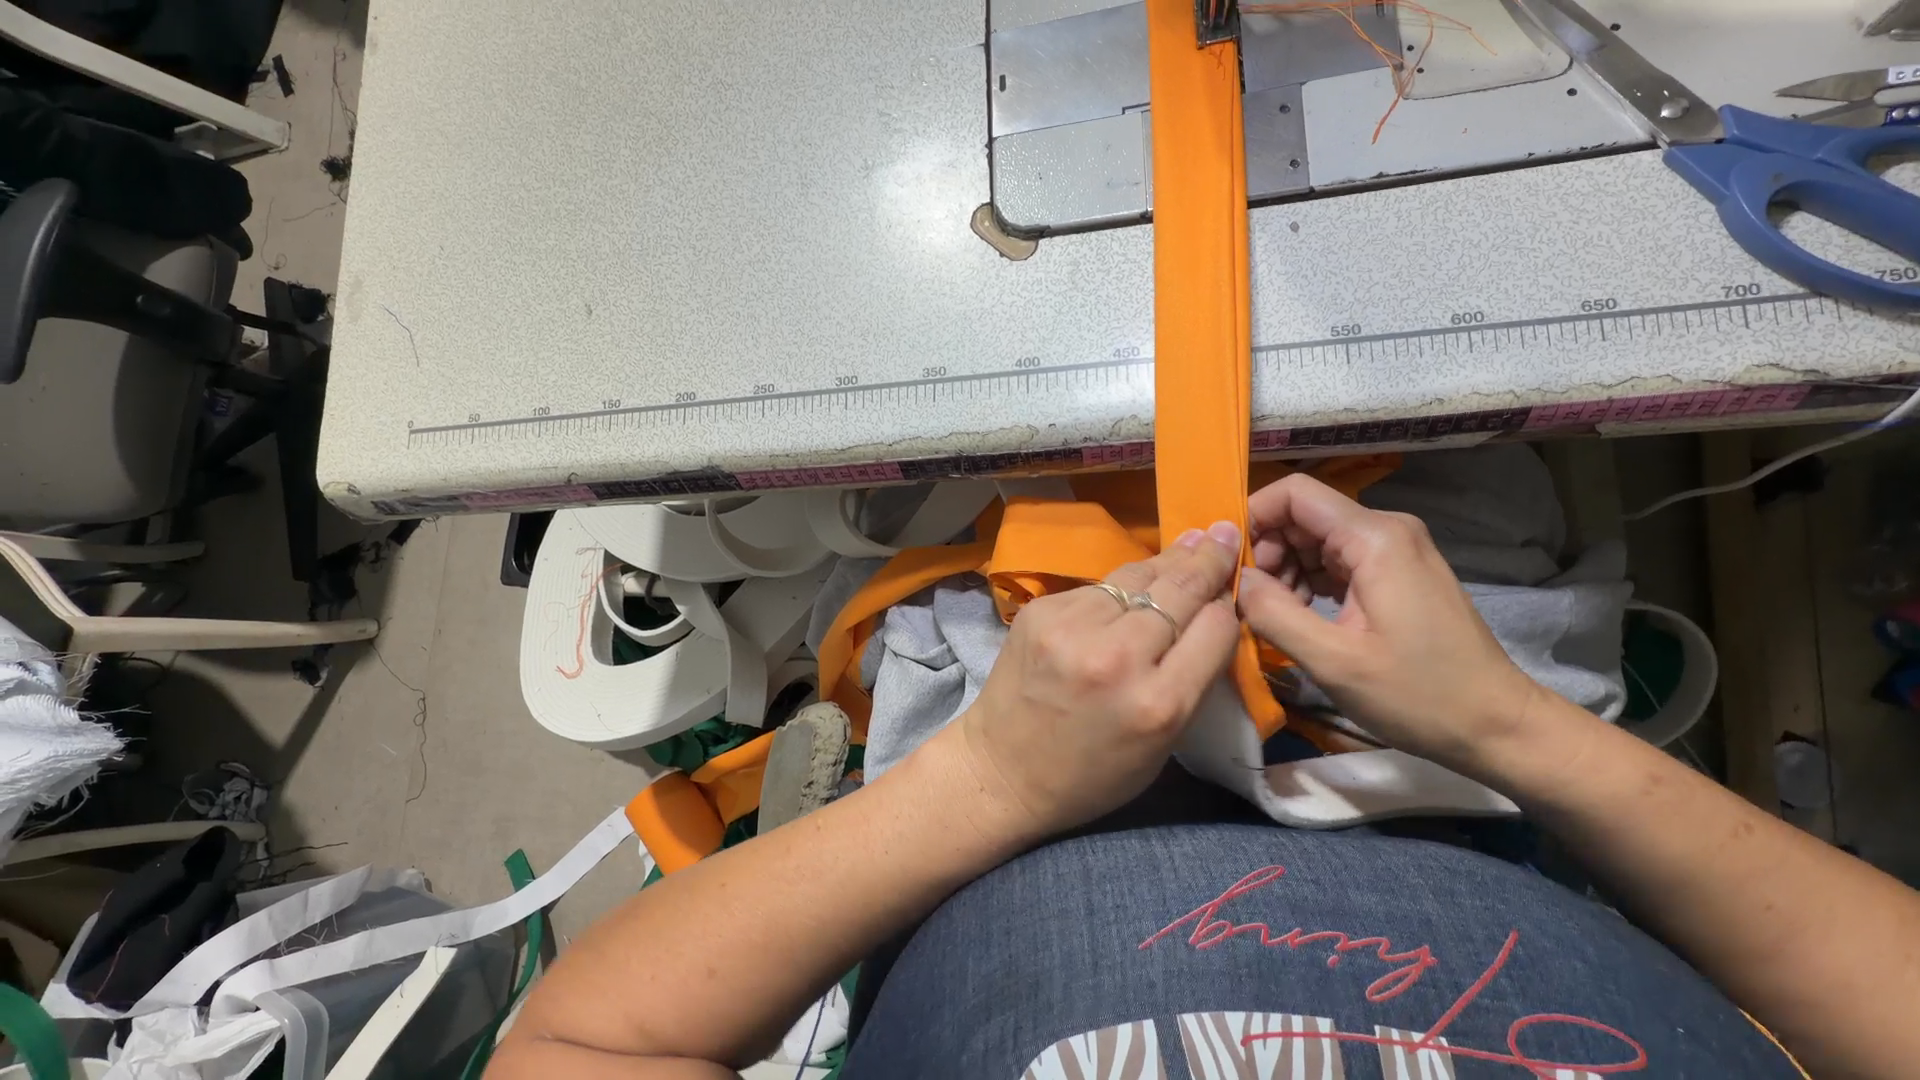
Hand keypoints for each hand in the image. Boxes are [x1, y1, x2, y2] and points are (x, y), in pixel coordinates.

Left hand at [944, 522, 1244, 840]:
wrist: (1001, 770)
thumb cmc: (1093, 773)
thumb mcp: (1163, 745)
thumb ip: (1192, 680)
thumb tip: (1215, 613)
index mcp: (1159, 702)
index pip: (1215, 626)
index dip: (1227, 605)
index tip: (1233, 589)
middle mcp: (1117, 656)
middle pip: (1179, 588)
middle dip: (1208, 560)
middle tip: (1225, 533)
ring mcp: (1072, 627)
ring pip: (1137, 577)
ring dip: (1166, 562)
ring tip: (1192, 542)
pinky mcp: (1041, 610)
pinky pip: (1097, 588)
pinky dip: (1118, 590)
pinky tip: (1131, 589)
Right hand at [1236, 473, 1551, 773]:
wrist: (1497, 726)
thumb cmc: (1418, 694)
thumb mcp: (1333, 661)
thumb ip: (1274, 612)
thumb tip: (1235, 579)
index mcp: (1374, 538)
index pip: (1293, 493)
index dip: (1252, 518)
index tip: (1230, 564)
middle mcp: (1386, 530)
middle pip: (1303, 514)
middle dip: (1267, 550)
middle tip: (1252, 600)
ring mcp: (1395, 551)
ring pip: (1316, 538)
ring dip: (1285, 569)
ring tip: (1276, 615)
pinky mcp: (1396, 573)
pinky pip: (1337, 559)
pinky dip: (1309, 581)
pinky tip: (1301, 616)